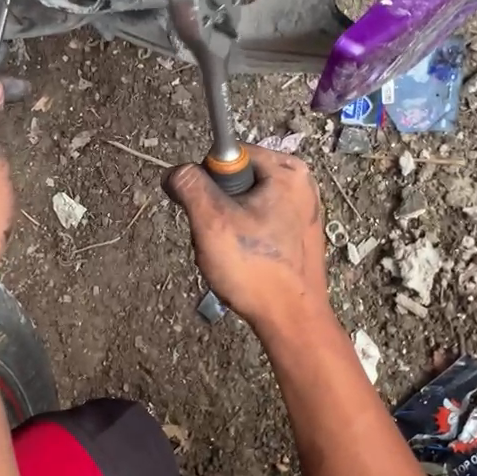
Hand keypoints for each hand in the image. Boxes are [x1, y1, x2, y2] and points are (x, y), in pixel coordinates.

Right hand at [163, 144, 330, 333]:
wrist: (292, 320)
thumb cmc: (257, 270)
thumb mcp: (211, 220)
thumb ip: (189, 185)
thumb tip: (175, 173)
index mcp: (287, 170)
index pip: (228, 155)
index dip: (208, 183)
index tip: (209, 212)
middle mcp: (300, 184)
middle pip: (234, 181)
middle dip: (216, 209)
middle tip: (221, 239)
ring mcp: (301, 211)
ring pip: (241, 206)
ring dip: (225, 229)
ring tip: (232, 255)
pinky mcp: (297, 235)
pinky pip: (256, 225)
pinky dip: (243, 241)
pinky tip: (244, 264)